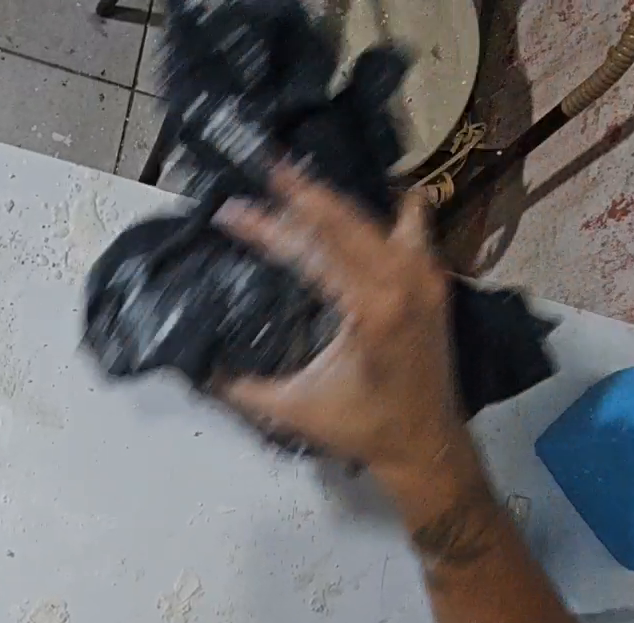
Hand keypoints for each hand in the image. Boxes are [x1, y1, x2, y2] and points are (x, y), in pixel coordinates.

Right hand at [211, 163, 465, 487]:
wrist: (427, 446)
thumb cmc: (363, 429)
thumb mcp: (294, 410)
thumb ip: (242, 388)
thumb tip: (198, 369)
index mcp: (370, 309)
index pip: (309, 252)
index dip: (265, 229)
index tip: (231, 211)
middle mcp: (403, 281)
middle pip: (345, 220)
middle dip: (301, 193)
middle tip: (267, 166)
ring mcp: (426, 278)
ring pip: (378, 217)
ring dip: (339, 199)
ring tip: (305, 181)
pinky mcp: (435, 284)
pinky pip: (414, 228)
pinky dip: (388, 210)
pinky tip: (369, 202)